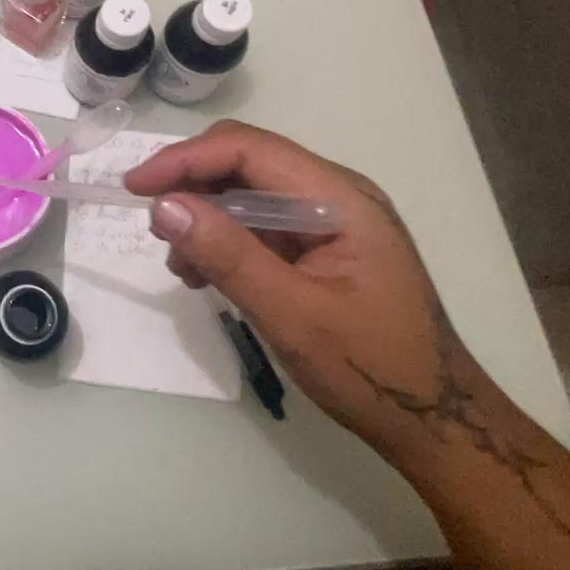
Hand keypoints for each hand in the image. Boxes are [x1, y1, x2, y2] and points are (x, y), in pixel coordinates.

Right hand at [125, 122, 497, 457]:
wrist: (435, 420)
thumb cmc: (371, 369)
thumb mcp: (291, 314)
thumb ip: (228, 255)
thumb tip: (164, 206)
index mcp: (338, 198)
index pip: (248, 149)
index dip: (185, 160)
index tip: (135, 187)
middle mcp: (335, 194)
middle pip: (246, 160)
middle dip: (191, 183)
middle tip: (153, 224)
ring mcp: (330, 218)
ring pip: (247, 190)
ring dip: (204, 215)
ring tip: (179, 264)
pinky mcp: (321, 244)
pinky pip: (259, 222)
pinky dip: (223, 238)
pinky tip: (205, 274)